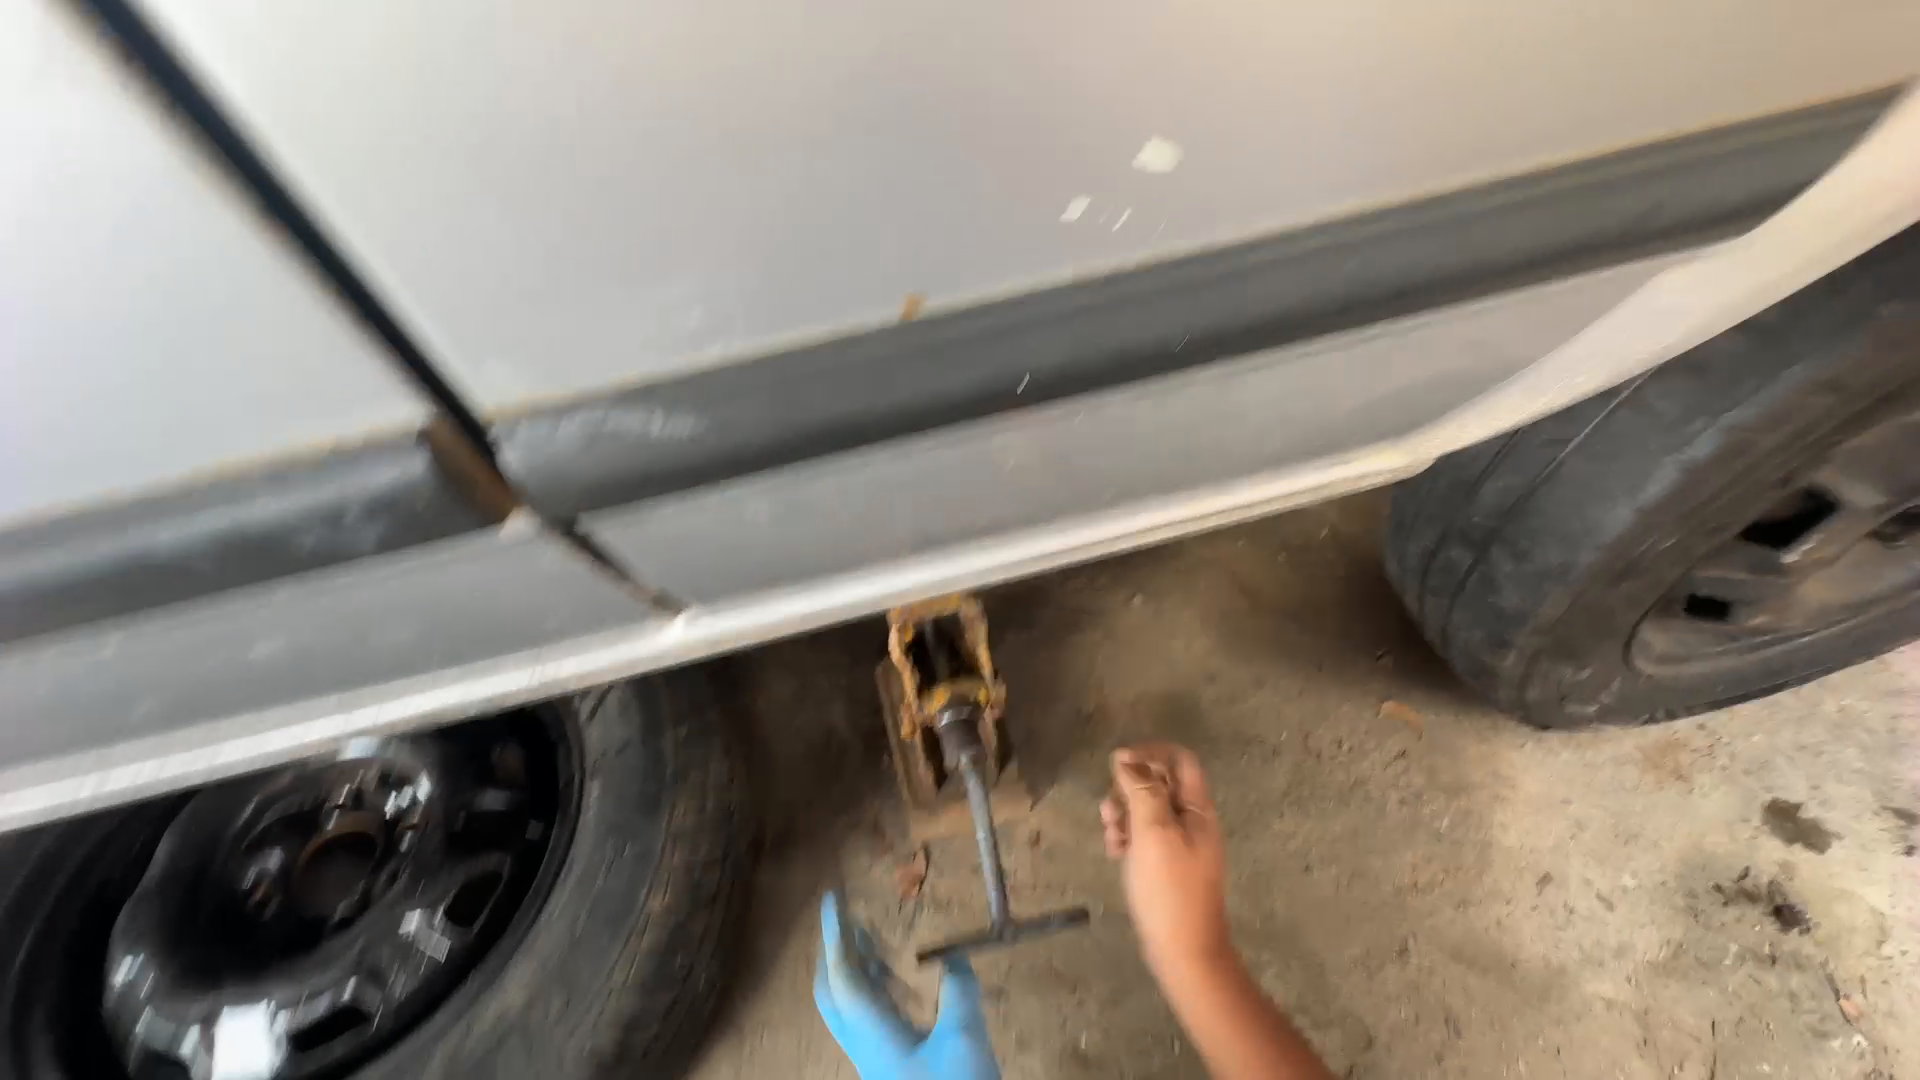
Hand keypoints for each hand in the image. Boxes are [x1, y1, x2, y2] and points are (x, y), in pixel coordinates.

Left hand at [813, 892, 999, 1079]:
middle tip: (847, 915)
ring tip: (871, 936)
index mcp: (873, 1039)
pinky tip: (902, 982)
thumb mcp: (966, 1041)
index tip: (833, 897)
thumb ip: (958, 992)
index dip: (837, 933)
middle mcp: (866, 1049)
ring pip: (853, 1008)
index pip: (844, 976)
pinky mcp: (895, 1070)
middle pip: (835, 995)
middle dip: (836, 951)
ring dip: (857, 968)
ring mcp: (878, 1062)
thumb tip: (953, 956)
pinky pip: (874, 1021)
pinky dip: (879, 989)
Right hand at [1100, 743, 1230, 978]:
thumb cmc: (1169, 888)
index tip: (1118, 763)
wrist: (1183, 952)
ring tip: (1111, 835)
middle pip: (1158, 782)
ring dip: (1123, 813)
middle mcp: (1191, 820)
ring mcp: (1178, 843)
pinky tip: (1115, 853)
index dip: (1149, 752)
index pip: (1179, 759)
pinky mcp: (1165, 863)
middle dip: (1129, 788)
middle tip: (1111, 810)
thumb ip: (1142, 789)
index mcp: (1197, 808)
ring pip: (1146, 808)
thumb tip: (1125, 758)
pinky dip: (1126, 836)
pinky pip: (1143, 835)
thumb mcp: (1153, 832)